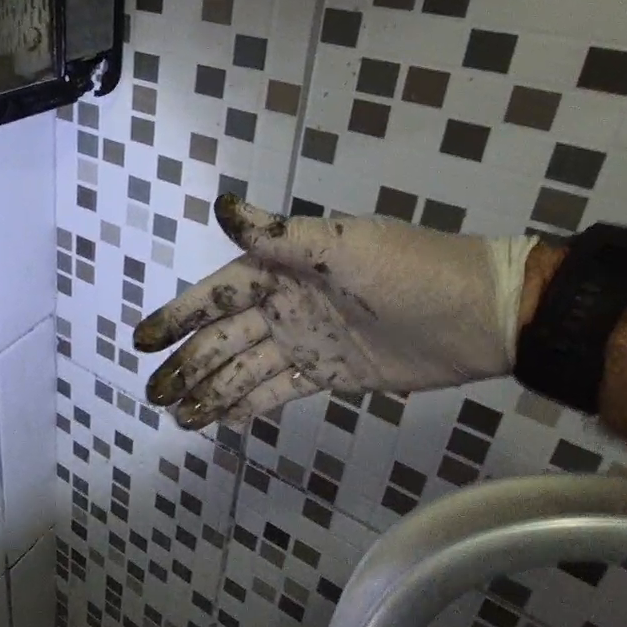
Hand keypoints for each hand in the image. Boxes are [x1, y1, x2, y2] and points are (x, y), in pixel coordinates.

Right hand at [133, 194, 538, 428]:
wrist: (485, 316)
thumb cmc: (410, 272)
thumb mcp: (342, 246)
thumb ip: (277, 234)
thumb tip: (219, 206)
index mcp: (279, 272)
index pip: (214, 298)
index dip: (177, 317)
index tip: (141, 340)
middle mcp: (283, 307)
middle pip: (221, 340)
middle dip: (185, 366)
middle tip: (152, 393)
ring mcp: (304, 343)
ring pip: (242, 369)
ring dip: (209, 391)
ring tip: (176, 415)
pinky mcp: (329, 375)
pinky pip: (276, 391)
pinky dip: (247, 405)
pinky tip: (220, 420)